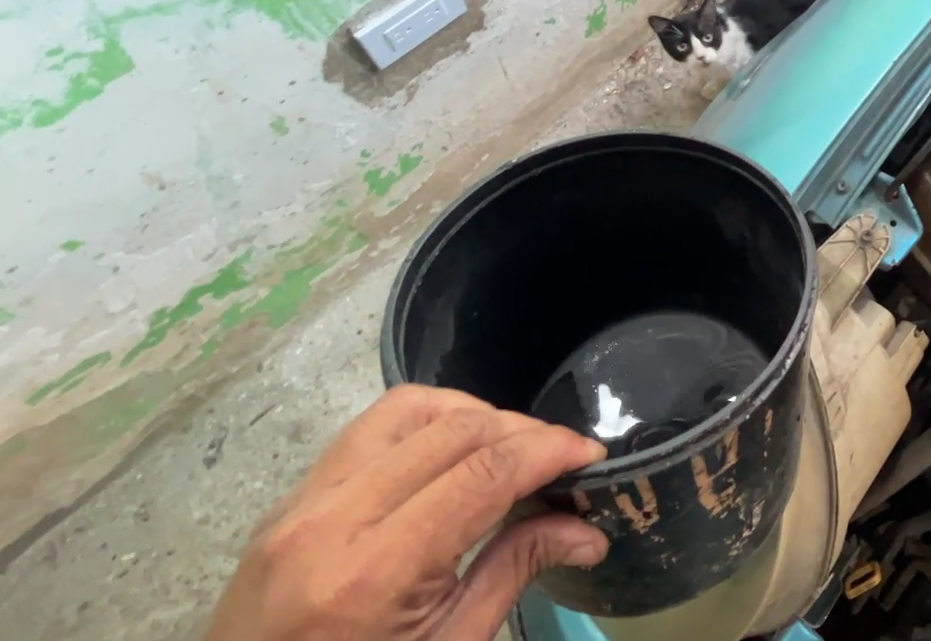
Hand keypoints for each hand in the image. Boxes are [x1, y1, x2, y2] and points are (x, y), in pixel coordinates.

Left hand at [205, 385, 608, 640]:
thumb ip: (515, 572)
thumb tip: (589, 528)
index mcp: (371, 573)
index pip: (485, 472)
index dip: (550, 451)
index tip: (591, 454)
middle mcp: (329, 521)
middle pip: (455, 428)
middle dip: (524, 431)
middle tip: (560, 459)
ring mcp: (298, 506)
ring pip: (409, 408)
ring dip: (474, 415)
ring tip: (507, 449)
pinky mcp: (288, 503)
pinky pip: (370, 430)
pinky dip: (427, 425)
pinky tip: (450, 458)